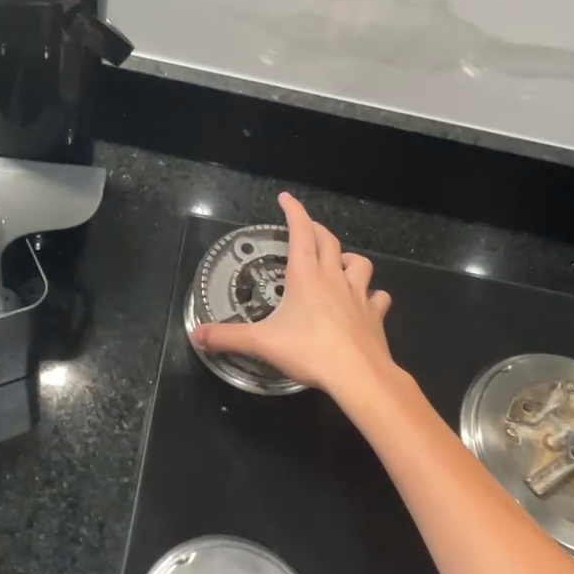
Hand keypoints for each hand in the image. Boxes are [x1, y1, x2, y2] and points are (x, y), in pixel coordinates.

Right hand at [189, 193, 396, 394]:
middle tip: (305, 228)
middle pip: (328, 241)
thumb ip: (227, 337)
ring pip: (359, 263)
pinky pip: (377, 297)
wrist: (358, 375)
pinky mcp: (375, 315)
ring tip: (338, 263)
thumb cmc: (309, 351)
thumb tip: (196, 335)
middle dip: (316, 229)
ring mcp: (359, 295)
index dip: (293, 211)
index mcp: (305, 275)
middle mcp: (334, 278)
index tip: (286, 198)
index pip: (300, 232)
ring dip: (347, 257)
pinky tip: (365, 301)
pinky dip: (371, 294)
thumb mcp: (261, 343)